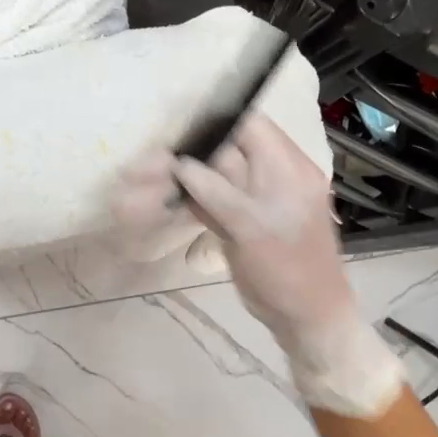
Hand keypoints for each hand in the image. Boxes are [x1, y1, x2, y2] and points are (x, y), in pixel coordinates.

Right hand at [113, 114, 402, 417]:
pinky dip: (180, 202)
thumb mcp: (252, 227)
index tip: (175, 118)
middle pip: (220, 151)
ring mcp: (251, 199)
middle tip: (140, 164)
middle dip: (181, 155)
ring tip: (133, 185)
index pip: (249, 125)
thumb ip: (216, 190)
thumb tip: (180, 162)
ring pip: (207, 178)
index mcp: (286, 167)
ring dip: (172, 181)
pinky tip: (150, 203)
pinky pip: (205, 202)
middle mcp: (269, 175)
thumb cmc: (288, 269)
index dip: (214, 117)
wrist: (304, 319)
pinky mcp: (236, 220)